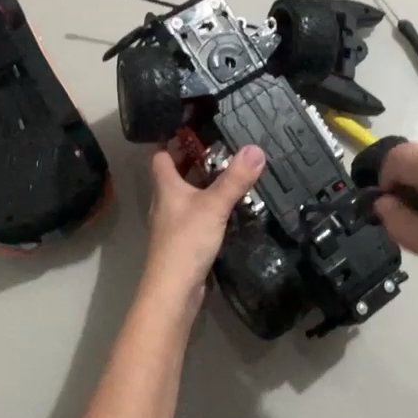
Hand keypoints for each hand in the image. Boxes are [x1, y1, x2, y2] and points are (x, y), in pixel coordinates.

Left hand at [140, 144, 265, 308]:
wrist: (173, 291)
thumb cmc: (186, 241)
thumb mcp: (214, 206)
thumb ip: (235, 179)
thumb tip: (256, 149)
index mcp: (165, 187)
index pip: (161, 155)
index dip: (170, 139)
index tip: (188, 126)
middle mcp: (166, 202)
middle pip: (176, 174)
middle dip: (194, 160)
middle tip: (220, 145)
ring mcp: (174, 223)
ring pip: (188, 196)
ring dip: (204, 185)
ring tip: (231, 171)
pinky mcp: (184, 242)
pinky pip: (197, 216)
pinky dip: (210, 208)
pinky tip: (230, 208)